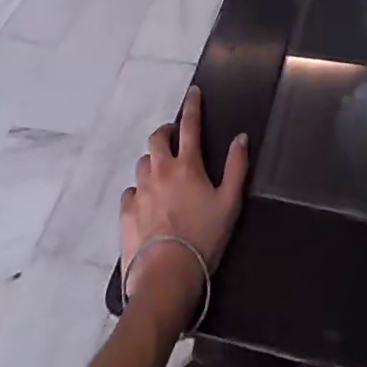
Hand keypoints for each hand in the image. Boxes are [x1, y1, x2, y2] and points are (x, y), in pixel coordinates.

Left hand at [120, 86, 248, 326]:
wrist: (166, 274)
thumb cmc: (204, 238)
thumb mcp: (229, 204)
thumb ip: (236, 167)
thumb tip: (240, 137)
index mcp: (187, 165)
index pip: (190, 126)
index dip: (192, 106)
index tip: (193, 93)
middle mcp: (160, 170)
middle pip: (158, 138)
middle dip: (166, 131)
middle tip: (173, 136)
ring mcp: (140, 189)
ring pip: (143, 162)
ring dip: (153, 161)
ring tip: (161, 172)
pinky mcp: (126, 209)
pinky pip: (131, 190)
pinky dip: (140, 189)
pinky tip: (146, 201)